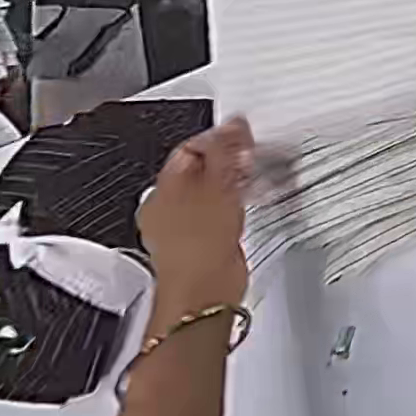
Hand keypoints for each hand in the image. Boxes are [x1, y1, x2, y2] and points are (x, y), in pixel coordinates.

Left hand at [138, 118, 253, 315]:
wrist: (207, 290)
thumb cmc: (200, 243)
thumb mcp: (219, 183)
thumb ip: (227, 151)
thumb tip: (233, 125)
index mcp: (163, 188)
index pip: (191, 148)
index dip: (220, 138)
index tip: (244, 136)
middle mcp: (167, 207)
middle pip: (201, 169)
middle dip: (228, 160)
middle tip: (250, 157)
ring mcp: (183, 226)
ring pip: (211, 190)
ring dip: (233, 182)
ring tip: (252, 179)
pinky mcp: (202, 241)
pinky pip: (218, 211)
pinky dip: (234, 203)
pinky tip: (246, 205)